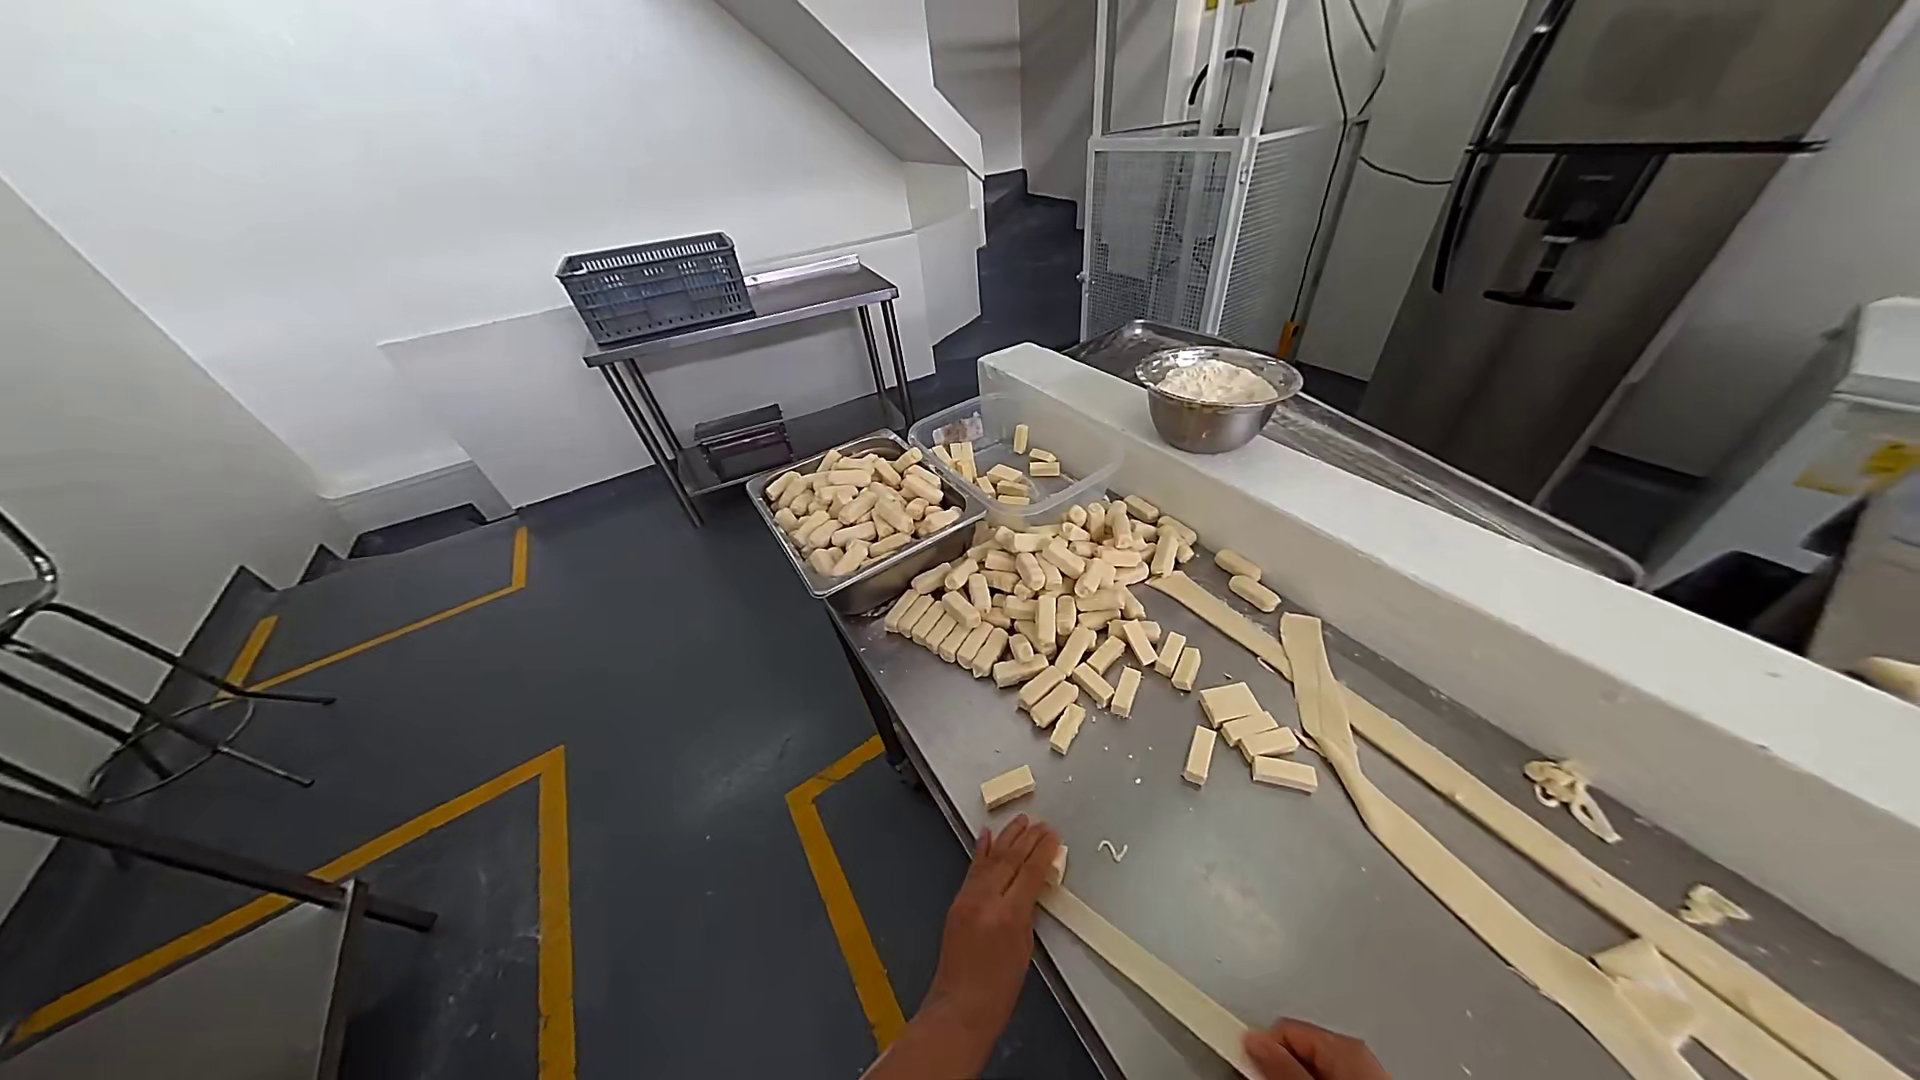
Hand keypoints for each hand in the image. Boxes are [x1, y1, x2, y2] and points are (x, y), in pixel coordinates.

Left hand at [924, 815, 1061, 1027]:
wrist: (960, 1006)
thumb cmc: (1000, 989)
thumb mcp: (1024, 949)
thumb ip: (1027, 912)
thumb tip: (1030, 885)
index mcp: (1009, 914)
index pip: (1030, 872)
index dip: (1043, 851)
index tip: (1054, 836)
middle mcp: (986, 899)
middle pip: (1010, 859)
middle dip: (1028, 839)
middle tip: (1042, 823)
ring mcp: (968, 897)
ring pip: (991, 858)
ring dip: (1007, 837)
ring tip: (1021, 820)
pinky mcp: (957, 901)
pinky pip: (972, 869)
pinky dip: (981, 850)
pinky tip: (987, 834)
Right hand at [1245, 1019, 1390, 1079]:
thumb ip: (1283, 1068)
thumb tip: (1254, 1041)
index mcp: (1346, 1047)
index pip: (1284, 1029)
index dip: (1261, 1048)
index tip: (1246, 1065)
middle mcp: (1361, 1056)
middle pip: (1302, 1048)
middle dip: (1283, 1066)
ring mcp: (1371, 1076)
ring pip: (1319, 1068)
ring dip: (1300, 1078)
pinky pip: (1336, 1079)